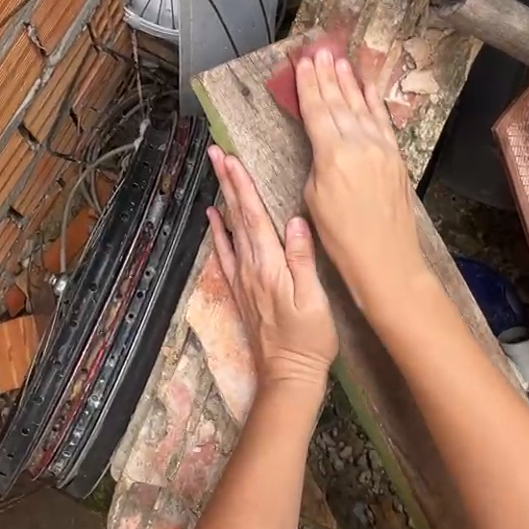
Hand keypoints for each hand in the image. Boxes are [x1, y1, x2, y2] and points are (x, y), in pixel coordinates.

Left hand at [206, 145, 337, 388]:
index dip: (242, 184)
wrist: (288, 376)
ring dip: (223, 197)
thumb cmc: (309, 340)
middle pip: (237, 215)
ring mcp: (243, 277)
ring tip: (216, 172)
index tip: (232, 158)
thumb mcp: (315, 300)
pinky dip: (218, 231)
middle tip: (215, 152)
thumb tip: (295, 221)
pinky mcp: (241, 289)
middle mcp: (250, 266)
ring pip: (230, 227)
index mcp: (269, 264)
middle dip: (228, 181)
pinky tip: (213, 215)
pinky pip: (225, 252)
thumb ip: (302, 259)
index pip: (253, 215)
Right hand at [295, 47, 429, 313]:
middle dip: (326, 75)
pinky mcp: (395, 156)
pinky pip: (382, 121)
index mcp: (332, 154)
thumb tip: (322, 143)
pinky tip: (367, 87)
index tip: (302, 62)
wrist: (386, 258)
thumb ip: (318, 163)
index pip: (317, 110)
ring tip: (338, 60)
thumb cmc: (340, 236)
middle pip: (338, 102)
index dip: (308, 85)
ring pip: (360, 107)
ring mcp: (380, 148)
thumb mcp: (314, 197)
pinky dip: (373, 102)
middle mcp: (358, 143)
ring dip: (348, 82)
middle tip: (318, 51)